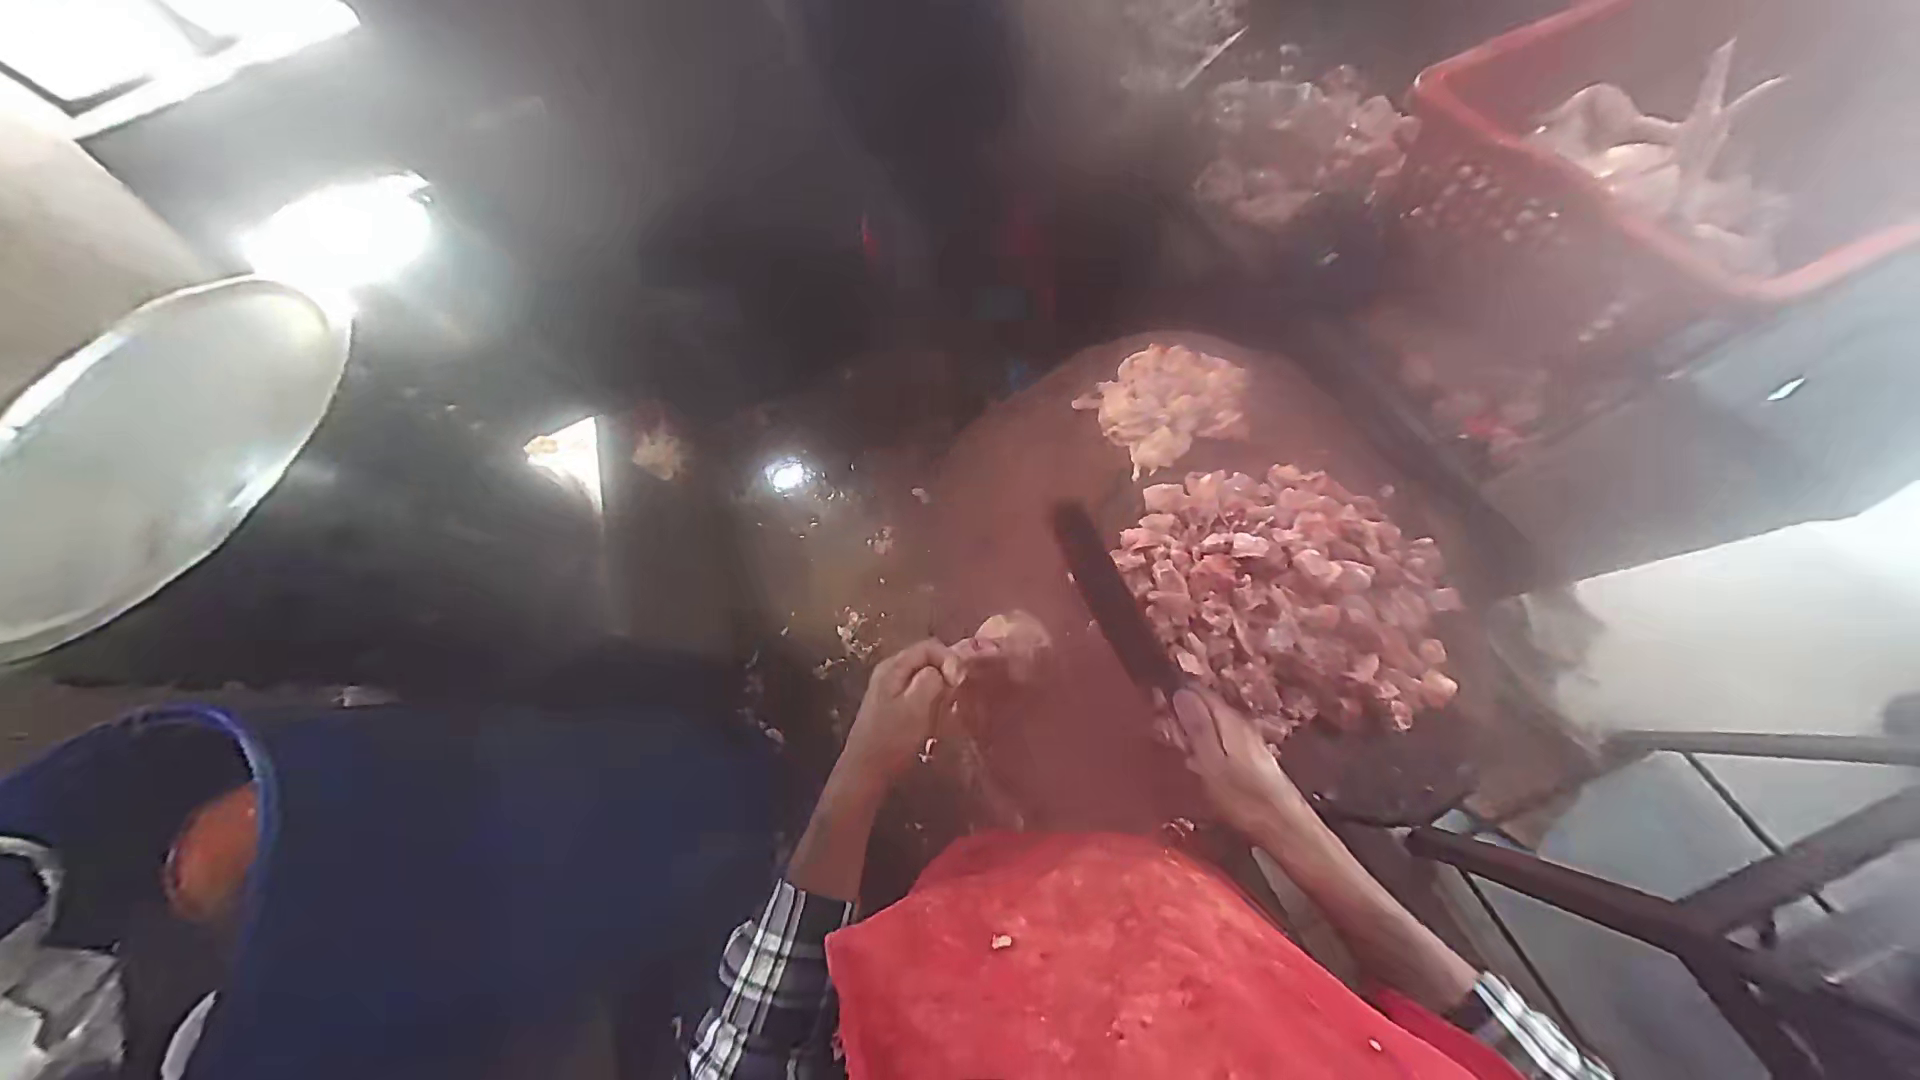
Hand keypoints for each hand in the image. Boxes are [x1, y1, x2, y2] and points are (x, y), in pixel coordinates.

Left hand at [836, 639, 954, 796]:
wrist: (866, 773)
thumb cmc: (893, 740)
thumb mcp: (917, 705)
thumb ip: (933, 679)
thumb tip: (945, 670)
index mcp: (893, 666)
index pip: (930, 647)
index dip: (950, 659)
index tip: (959, 682)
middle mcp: (890, 672)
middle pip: (927, 660)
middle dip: (946, 673)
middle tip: (956, 694)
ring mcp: (889, 689)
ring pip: (925, 677)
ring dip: (940, 689)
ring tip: (948, 706)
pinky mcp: (893, 707)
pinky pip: (919, 693)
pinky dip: (932, 700)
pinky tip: (935, 718)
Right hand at [1173, 687, 1316, 840]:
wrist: (1286, 830)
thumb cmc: (1243, 799)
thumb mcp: (1211, 763)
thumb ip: (1197, 727)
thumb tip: (1180, 691)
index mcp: (1228, 719)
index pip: (1197, 689)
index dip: (1174, 693)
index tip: (1154, 707)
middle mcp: (1239, 723)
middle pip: (1204, 705)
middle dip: (1181, 713)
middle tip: (1164, 735)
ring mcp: (1247, 740)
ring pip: (1211, 723)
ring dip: (1191, 732)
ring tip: (1177, 751)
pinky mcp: (1251, 757)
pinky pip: (1219, 739)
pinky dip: (1204, 746)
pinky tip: (1197, 765)